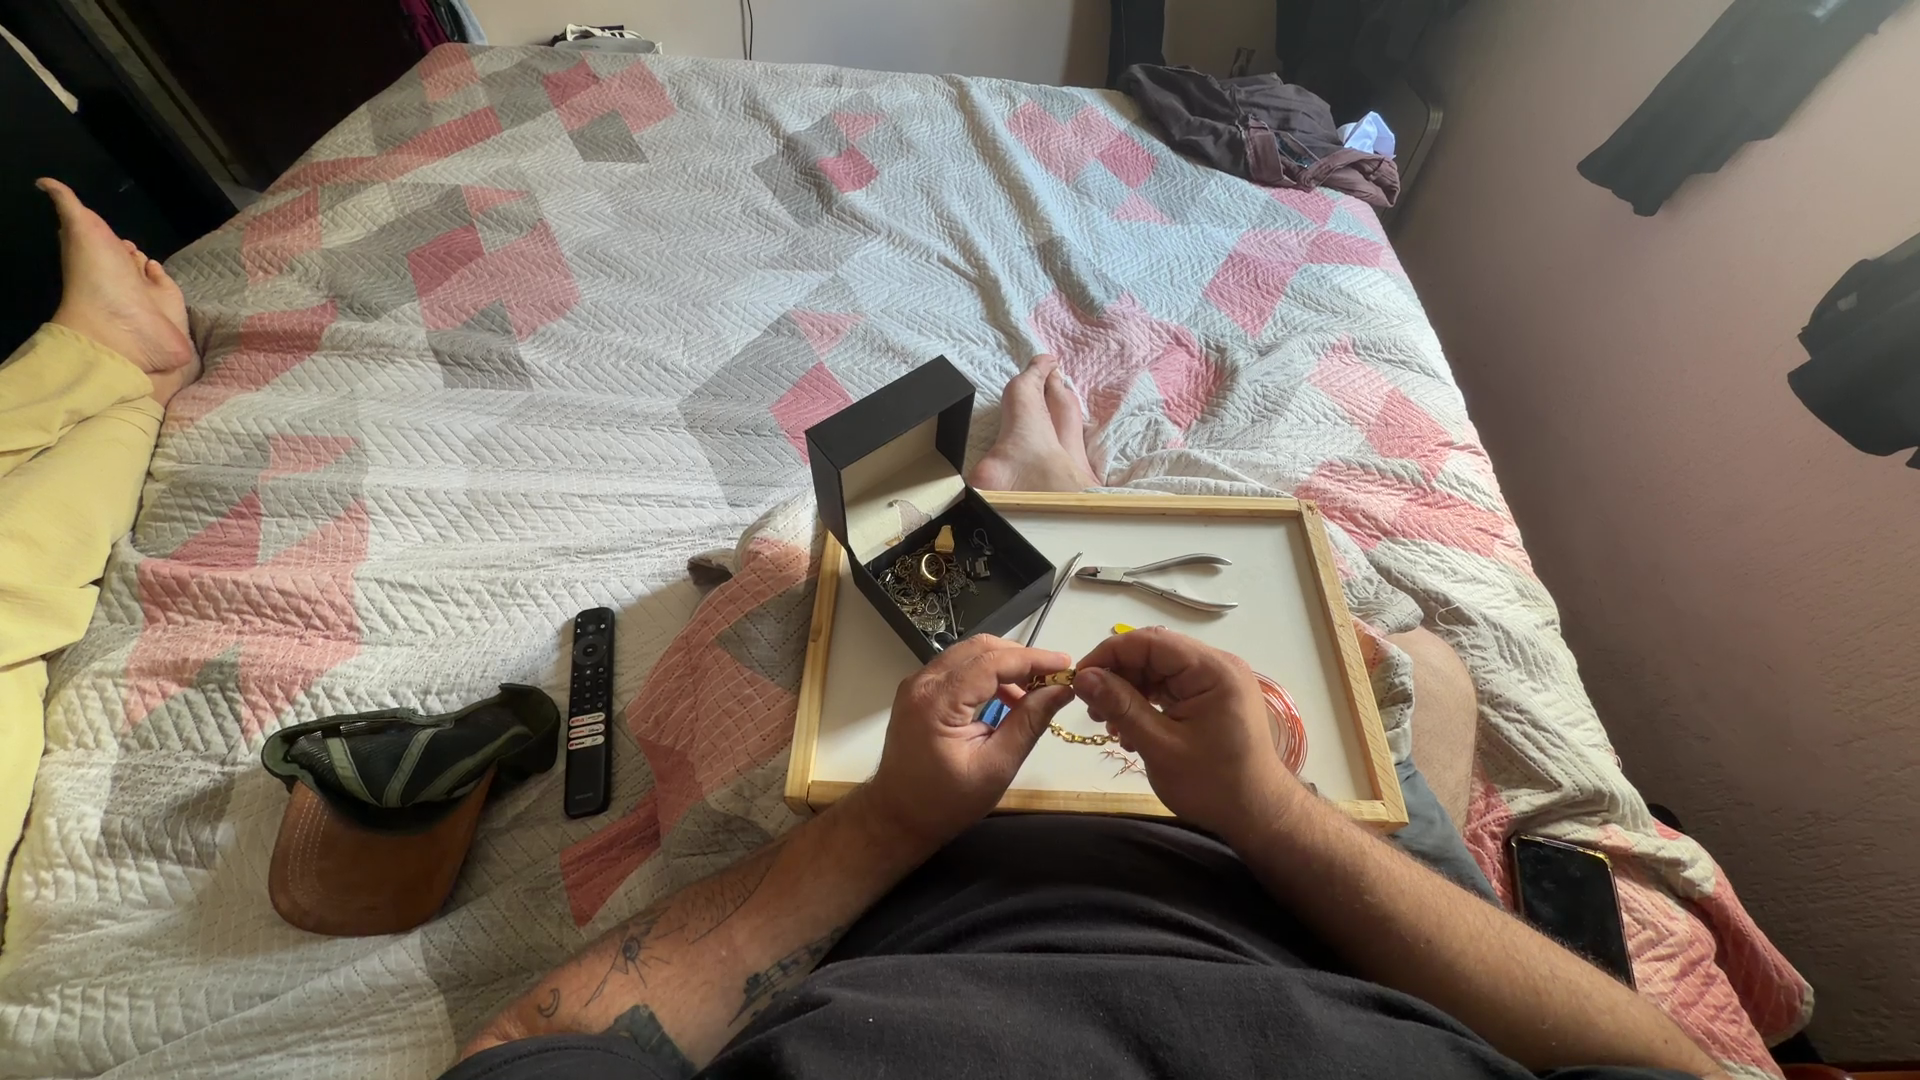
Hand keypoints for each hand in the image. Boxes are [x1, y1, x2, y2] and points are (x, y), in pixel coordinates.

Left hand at [866, 635, 1073, 846]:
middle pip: (980, 649)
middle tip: (1053, 677)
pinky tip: (1007, 697)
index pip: (992, 662)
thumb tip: (1060, 690)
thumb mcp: (996, 767)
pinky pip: (959, 667)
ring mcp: (917, 683)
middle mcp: (923, 682)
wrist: (897, 816)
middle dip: (1020, 658)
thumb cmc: (946, 801)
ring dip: (1005, 665)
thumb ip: (1029, 723)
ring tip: (1034, 690)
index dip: (1033, 659)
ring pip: (970, 654)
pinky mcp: (919, 690)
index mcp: (938, 701)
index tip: (1066, 665)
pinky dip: (987, 674)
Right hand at [1073, 627, 1304, 842]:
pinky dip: (1145, 703)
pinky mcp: (1211, 698)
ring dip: (1128, 692)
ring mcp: (1216, 681)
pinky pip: (1169, 687)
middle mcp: (1217, 666)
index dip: (1110, 654)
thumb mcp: (1160, 746)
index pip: (1150, 642)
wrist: (1259, 818)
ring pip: (1158, 670)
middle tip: (1092, 708)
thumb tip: (1082, 677)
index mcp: (1213, 670)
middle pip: (1153, 653)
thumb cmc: (1213, 785)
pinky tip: (1129, 730)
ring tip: (1109, 725)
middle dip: (1117, 676)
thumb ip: (1120, 706)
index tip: (1079, 679)